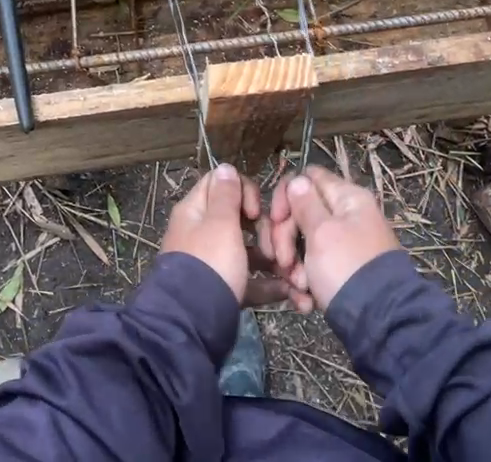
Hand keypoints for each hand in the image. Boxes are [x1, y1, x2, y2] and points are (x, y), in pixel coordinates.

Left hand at [160, 163, 295, 307]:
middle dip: (268, 232)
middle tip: (277, 249)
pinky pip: (251, 280)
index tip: (256, 212)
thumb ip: (227, 195)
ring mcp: (215, 263)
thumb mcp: (220, 224)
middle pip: (242, 219)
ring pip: (251, 252)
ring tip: (297, 277)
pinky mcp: (226, 289)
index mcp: (196, 211)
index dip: (244, 191)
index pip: (221, 184)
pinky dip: (270, 285)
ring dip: (276, 262)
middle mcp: (203, 233)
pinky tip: (293, 295)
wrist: (194, 325)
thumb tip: (224, 166)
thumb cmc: (210, 264)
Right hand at [260, 166, 399, 311]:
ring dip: (293, 264)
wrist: (380, 324)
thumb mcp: (322, 232)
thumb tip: (298, 179)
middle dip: (285, 237)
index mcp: (347, 198)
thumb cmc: (346, 269)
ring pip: (303, 242)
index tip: (276, 219)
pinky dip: (306, 281)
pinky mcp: (340, 271)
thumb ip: (305, 204)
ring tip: (297, 286)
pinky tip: (304, 299)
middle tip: (283, 261)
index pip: (308, 177)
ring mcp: (344, 245)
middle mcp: (347, 216)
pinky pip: (314, 266)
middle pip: (301, 211)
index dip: (286, 194)